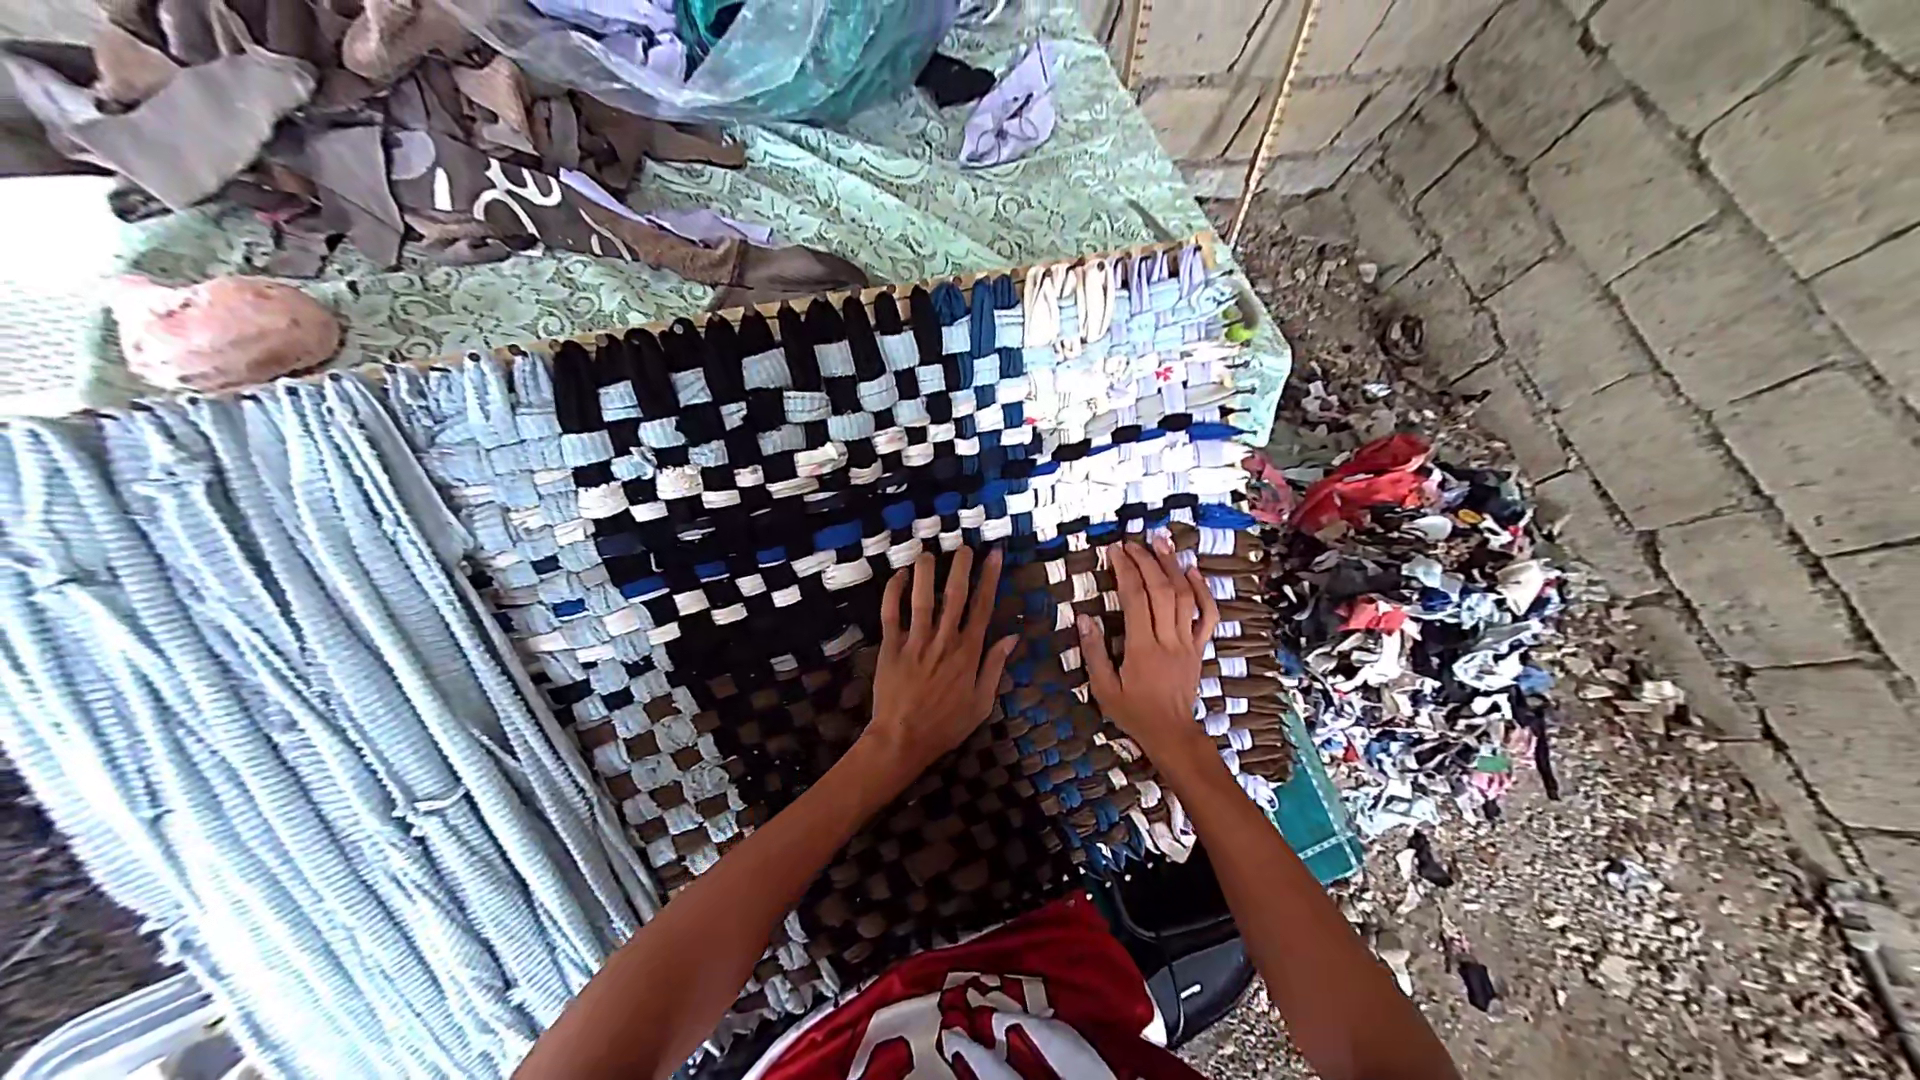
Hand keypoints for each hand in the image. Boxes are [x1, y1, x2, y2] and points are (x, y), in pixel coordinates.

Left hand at [863, 545, 1018, 782]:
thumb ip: (995, 666)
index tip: (993, 556)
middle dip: (961, 567)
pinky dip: (895, 592)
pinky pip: (891, 613)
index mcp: (968, 652)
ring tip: (929, 552)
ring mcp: (915, 641)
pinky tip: (900, 575)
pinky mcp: (891, 646)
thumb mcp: (981, 702)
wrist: (903, 739)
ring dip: (927, 572)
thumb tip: (1013, 636)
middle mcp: (943, 640)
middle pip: (955, 595)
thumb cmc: (945, 725)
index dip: (989, 578)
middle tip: (964, 546)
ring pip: (922, 598)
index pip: (982, 607)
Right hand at [1077, 532, 1220, 760]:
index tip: (1114, 551)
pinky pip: (1207, 615)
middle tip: (1132, 543)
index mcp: (1142, 648)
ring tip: (1161, 542)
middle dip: (1146, 561)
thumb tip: (1083, 618)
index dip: (1125, 570)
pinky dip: (1203, 590)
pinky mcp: (1199, 647)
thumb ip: (1094, 652)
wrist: (1171, 733)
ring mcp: (1188, 642)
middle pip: (1161, 590)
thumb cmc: (1133, 712)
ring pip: (1185, 596)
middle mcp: (1168, 640)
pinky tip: (1192, 571)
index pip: (1135, 598)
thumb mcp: (1103, 688)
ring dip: (1173, 566)